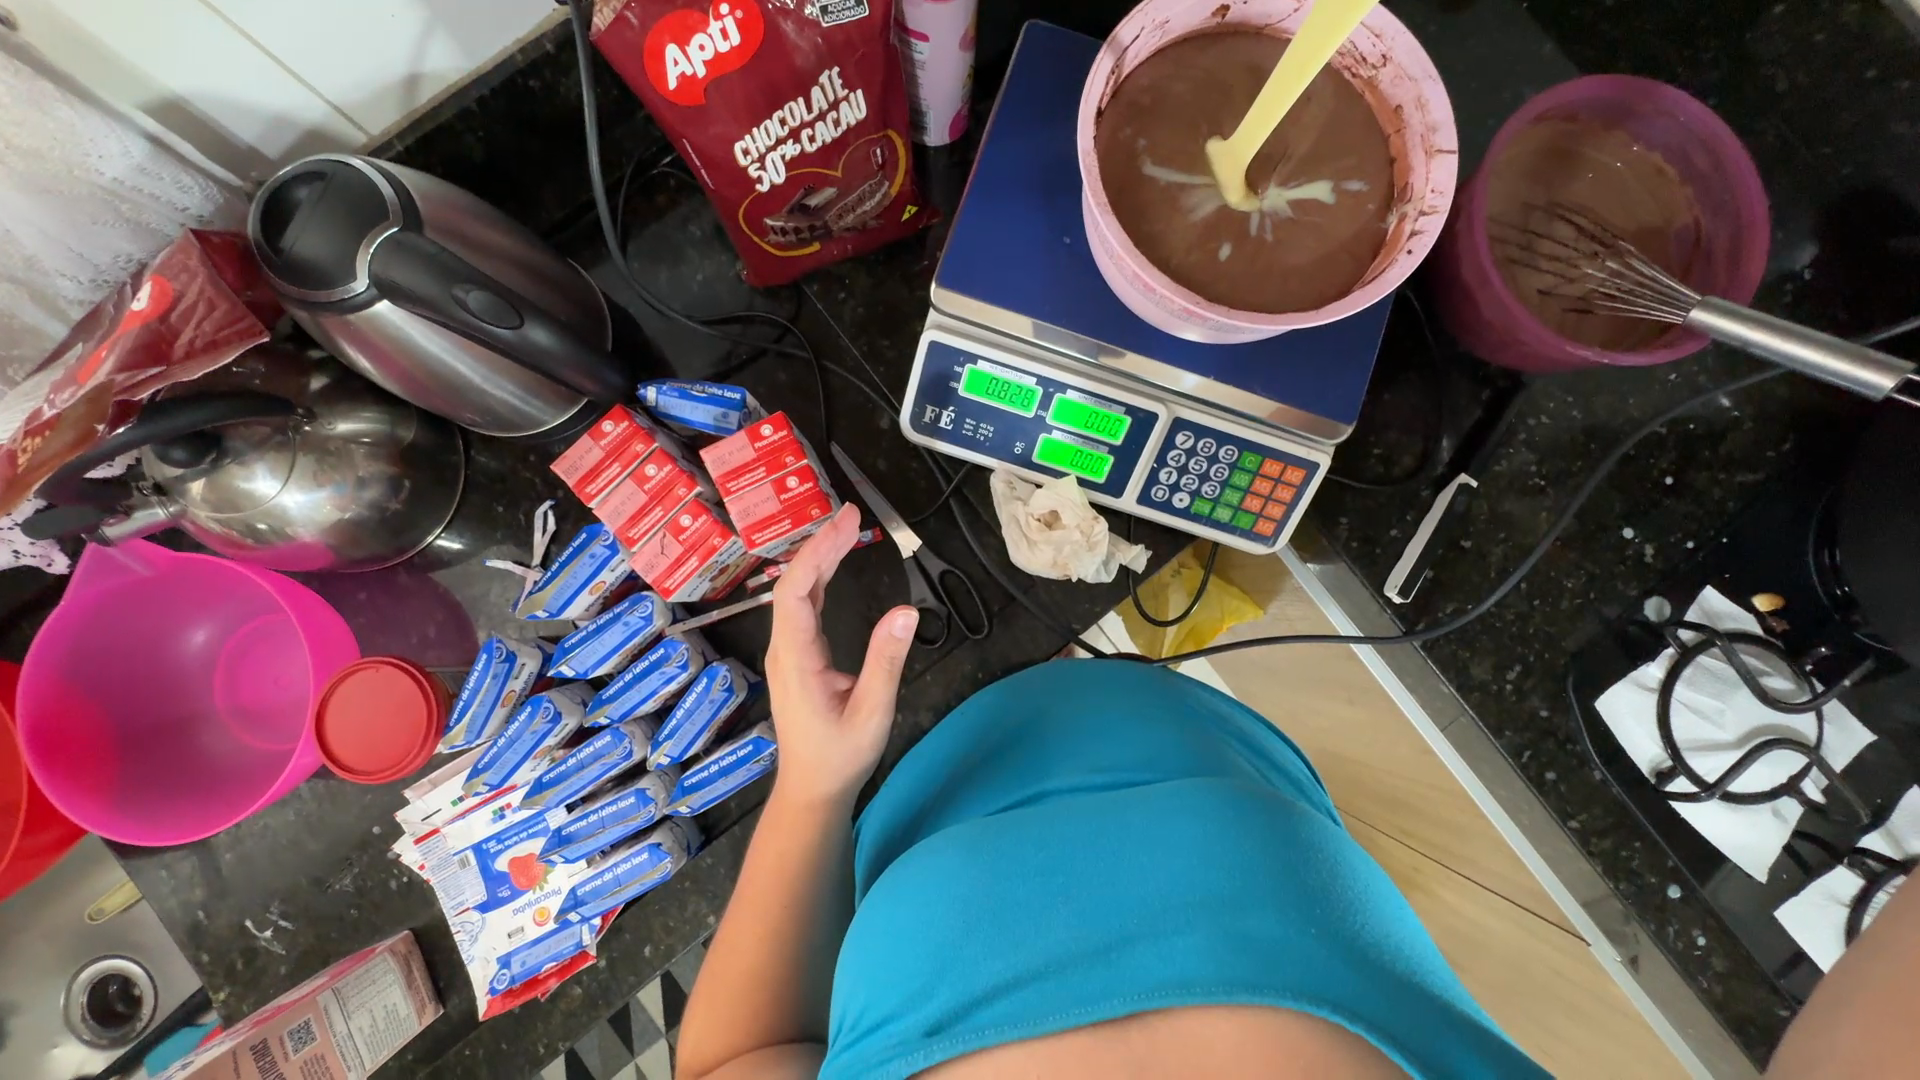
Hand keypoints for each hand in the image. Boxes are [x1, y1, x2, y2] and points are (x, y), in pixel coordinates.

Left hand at [764, 503, 917, 809]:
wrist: (813, 788)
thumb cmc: (841, 754)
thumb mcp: (872, 711)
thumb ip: (886, 661)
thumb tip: (907, 611)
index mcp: (796, 658)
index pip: (797, 593)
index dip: (817, 553)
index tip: (845, 524)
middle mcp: (785, 648)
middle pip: (796, 585)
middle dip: (822, 546)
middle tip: (853, 515)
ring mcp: (789, 651)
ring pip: (799, 594)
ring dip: (821, 559)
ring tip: (849, 530)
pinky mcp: (799, 656)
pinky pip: (805, 607)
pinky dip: (822, 580)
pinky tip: (837, 565)